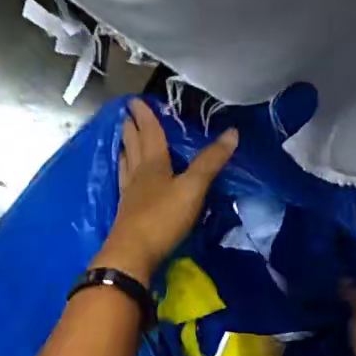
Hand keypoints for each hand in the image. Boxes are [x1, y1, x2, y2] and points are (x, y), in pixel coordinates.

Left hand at [93, 98, 237, 282]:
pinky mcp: (127, 213)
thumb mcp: (193, 188)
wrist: (132, 255)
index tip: (136, 101)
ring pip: (127, 165)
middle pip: (134, 146)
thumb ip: (210, 162)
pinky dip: (125, 173)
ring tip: (124, 141)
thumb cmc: (162, 218)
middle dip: (133, 129)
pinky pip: (125, 183)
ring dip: (126, 149)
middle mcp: (138, 175)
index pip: (150, 134)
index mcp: (153, 164)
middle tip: (128, 116)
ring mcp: (130, 195)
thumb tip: (232, 132)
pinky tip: (126, 178)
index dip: (146, 117)